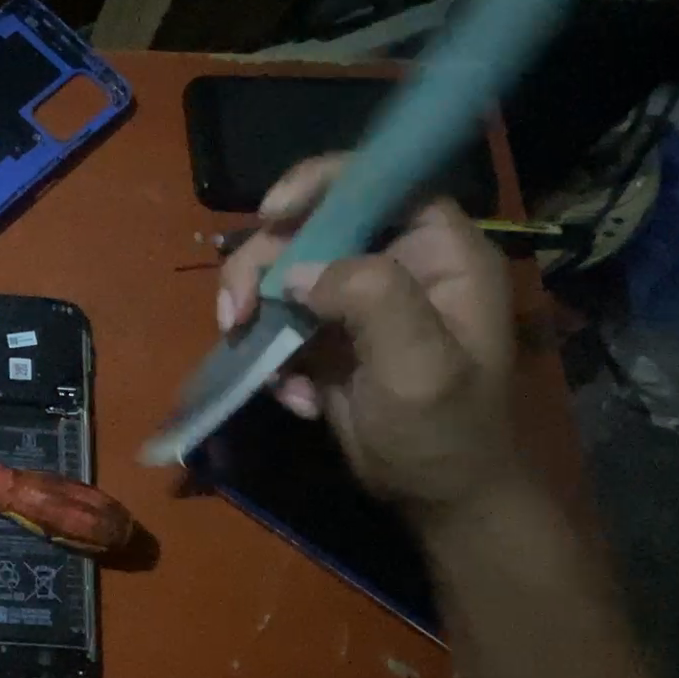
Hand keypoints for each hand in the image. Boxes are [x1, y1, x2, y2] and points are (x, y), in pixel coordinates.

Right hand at [218, 156, 519, 510]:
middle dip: (260, 267)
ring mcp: (351, 300)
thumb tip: (298, 272)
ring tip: (250, 356)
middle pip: (307, 228)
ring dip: (250, 312)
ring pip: (277, 274)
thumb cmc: (444, 430)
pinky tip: (290, 393)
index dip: (319, 183)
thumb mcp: (421, 365)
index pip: (377, 182)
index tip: (270, 215)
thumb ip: (372, 300)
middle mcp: (391, 264)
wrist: (434, 495)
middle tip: (234, 316)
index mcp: (436, 253)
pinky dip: (265, 352)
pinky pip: (271, 320)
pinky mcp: (321, 334)